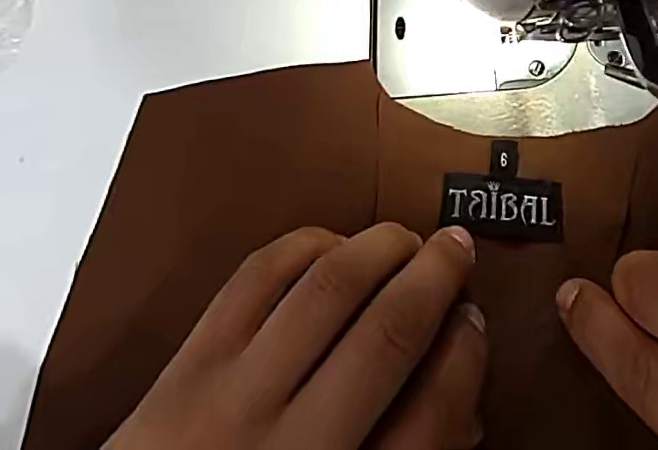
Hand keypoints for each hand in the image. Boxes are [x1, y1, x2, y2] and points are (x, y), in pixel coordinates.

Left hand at [110, 223, 486, 449]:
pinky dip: (307, 245)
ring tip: (405, 237)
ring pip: (328, 288)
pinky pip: (258, 276)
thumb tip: (459, 400)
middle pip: (388, 336)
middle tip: (457, 245)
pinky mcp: (184, 369)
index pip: (433, 420)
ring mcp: (230, 404)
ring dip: (381, 246)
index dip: (466, 358)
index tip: (473, 320)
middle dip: (436, 276)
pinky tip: (332, 245)